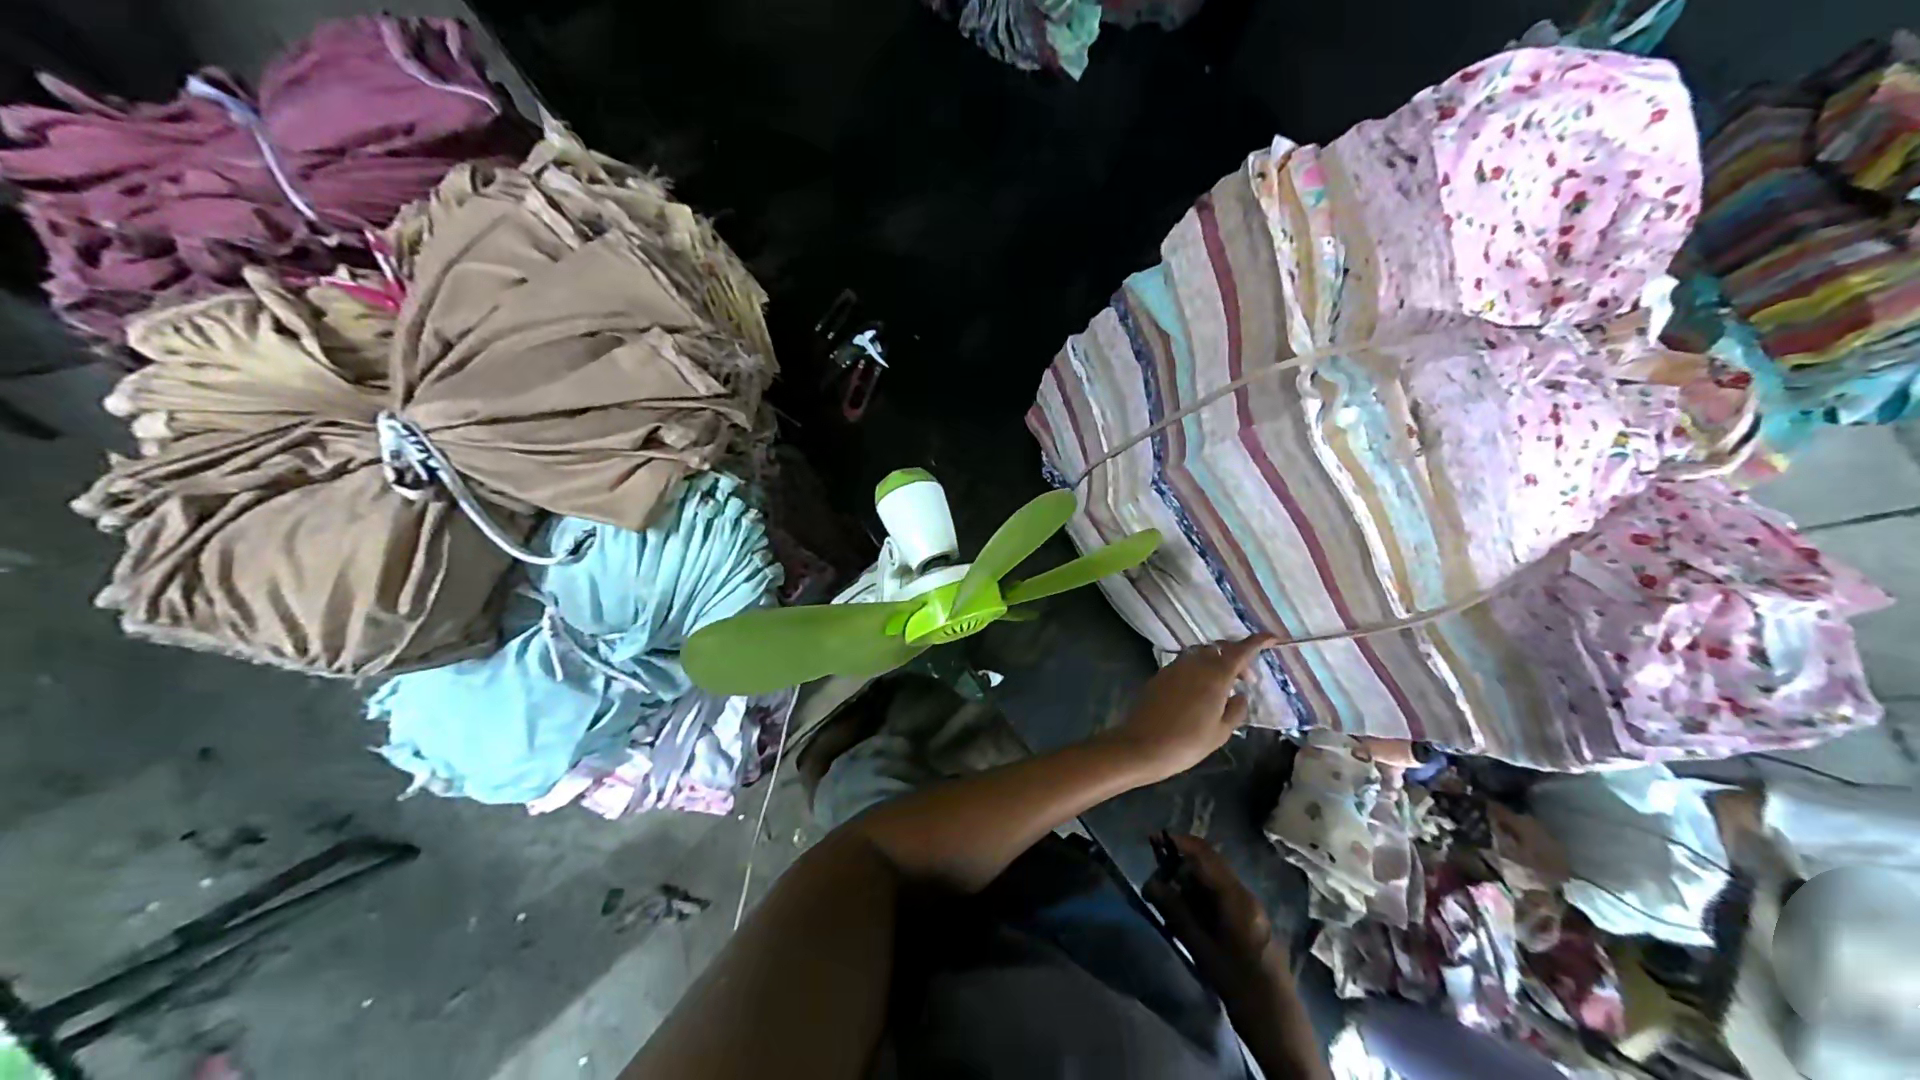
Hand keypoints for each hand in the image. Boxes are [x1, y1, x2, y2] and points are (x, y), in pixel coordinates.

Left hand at [1103, 635, 1273, 781]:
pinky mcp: (1160, 675)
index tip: (1272, 638)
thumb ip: (1235, 710)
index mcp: (1215, 676)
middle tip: (1244, 680)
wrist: (1142, 746)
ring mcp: (1174, 667)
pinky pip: (1185, 665)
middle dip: (1235, 657)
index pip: (1240, 650)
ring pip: (1201, 655)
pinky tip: (1199, 692)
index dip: (1258, 642)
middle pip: (1219, 649)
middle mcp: (1194, 664)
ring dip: (1215, 664)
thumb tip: (1239, 695)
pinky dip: (1198, 670)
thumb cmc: (1187, 742)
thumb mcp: (1221, 732)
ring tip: (1222, 688)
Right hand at [1144, 833, 1282, 999]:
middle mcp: (1246, 895)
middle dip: (1181, 863)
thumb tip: (1150, 883)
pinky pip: (1222, 897)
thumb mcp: (1202, 949)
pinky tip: (1186, 916)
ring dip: (1189, 882)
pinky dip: (1201, 897)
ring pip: (1215, 881)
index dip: (1178, 842)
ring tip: (1166, 899)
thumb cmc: (1238, 985)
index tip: (1152, 840)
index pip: (1204, 854)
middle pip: (1210, 864)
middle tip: (1155, 875)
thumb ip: (1176, 912)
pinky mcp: (1250, 922)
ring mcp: (1251, 909)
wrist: (1278, 1023)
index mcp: (1236, 897)